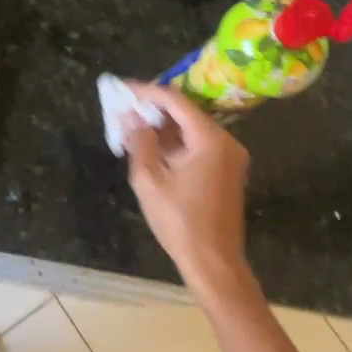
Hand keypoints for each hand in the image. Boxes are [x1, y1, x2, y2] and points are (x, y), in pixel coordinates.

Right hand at [121, 81, 251, 292]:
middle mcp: (226, 142)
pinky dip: (174, 144)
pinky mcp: (226, 172)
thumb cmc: (180, 222)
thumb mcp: (150, 180)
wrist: (213, 262)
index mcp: (211, 139)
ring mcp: (229, 158)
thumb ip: (140, 142)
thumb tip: (130, 116)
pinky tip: (151, 148)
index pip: (176, 102)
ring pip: (191, 131)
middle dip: (153, 110)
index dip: (147, 93)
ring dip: (162, 128)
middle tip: (123, 109)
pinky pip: (197, 146)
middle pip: (186, 113)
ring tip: (131, 127)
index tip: (122, 89)